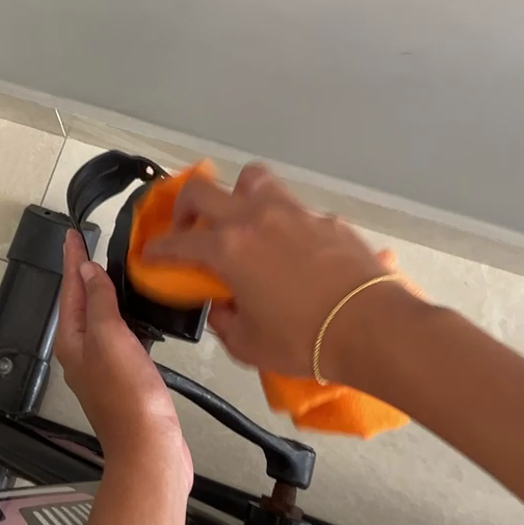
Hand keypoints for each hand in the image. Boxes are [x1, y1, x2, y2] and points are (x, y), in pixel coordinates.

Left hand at [54, 230, 190, 479]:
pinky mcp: (125, 377)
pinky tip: (138, 313)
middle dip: (85, 273)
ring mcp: (103, 366)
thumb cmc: (128, 396)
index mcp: (72, 341)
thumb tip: (87, 269)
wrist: (150, 448)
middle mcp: (82, 352)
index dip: (73, 259)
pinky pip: (120, 335)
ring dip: (104, 293)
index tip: (72, 234)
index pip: (70, 289)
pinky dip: (125, 316)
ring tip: (114, 271)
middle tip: (90, 245)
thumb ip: (98, 301)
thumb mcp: (109, 337)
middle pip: (80, 302)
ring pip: (100, 318)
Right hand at [143, 163, 407, 380]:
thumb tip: (223, 307)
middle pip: (203, 190)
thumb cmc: (304, 340)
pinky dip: (283, 222)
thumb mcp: (250, 345)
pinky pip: (294, 208)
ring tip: (242, 220)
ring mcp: (293, 212)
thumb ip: (225, 323)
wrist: (373, 327)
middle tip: (189, 227)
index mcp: (228, 248)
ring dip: (237, 194)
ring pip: (252, 179)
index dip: (158, 249)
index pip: (177, 242)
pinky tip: (293, 250)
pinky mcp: (326, 218)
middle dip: (185, 206)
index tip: (150, 254)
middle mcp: (254, 218)